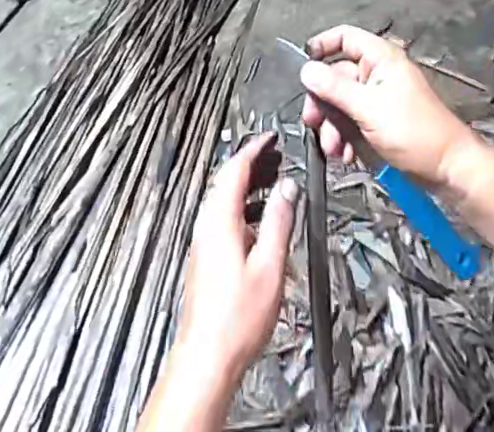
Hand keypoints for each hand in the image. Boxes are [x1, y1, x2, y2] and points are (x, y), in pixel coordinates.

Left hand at [175, 132, 297, 381]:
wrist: (207, 356)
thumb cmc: (235, 318)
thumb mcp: (270, 263)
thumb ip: (280, 219)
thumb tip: (288, 188)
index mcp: (220, 219)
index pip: (236, 168)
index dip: (254, 148)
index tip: (269, 137)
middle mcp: (207, 225)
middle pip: (228, 180)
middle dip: (253, 163)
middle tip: (275, 154)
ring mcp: (205, 241)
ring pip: (226, 199)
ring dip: (250, 185)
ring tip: (274, 181)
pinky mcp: (207, 257)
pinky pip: (225, 217)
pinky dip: (244, 207)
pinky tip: (261, 221)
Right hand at [301, 26, 486, 194]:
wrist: (447, 168)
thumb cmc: (415, 131)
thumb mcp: (368, 108)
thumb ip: (334, 88)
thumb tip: (306, 70)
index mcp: (381, 58)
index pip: (345, 37)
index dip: (321, 47)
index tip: (303, 68)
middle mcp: (378, 73)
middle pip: (336, 76)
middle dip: (323, 102)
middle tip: (312, 122)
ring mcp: (378, 98)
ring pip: (340, 103)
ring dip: (332, 126)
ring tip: (334, 148)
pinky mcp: (378, 121)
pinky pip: (351, 122)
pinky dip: (344, 137)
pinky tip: (346, 154)